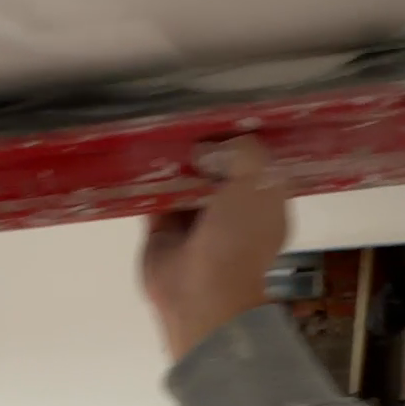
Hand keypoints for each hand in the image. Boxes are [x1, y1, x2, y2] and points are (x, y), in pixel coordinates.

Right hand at [139, 136, 290, 359]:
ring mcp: (194, 225)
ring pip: (183, 183)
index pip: (254, 164)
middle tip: (187, 117)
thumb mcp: (257, 181)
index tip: (224, 115)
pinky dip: (148, 183)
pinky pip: (154, 200)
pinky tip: (142, 158)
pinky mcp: (161, 234)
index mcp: (262, 204)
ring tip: (163, 130)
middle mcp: (230, 213)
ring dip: (173, 163)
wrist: (202, 291)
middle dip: (203, 147)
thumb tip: (205, 148)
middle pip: (215, 170)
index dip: (240, 139)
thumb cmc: (239, 238)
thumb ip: (242, 151)